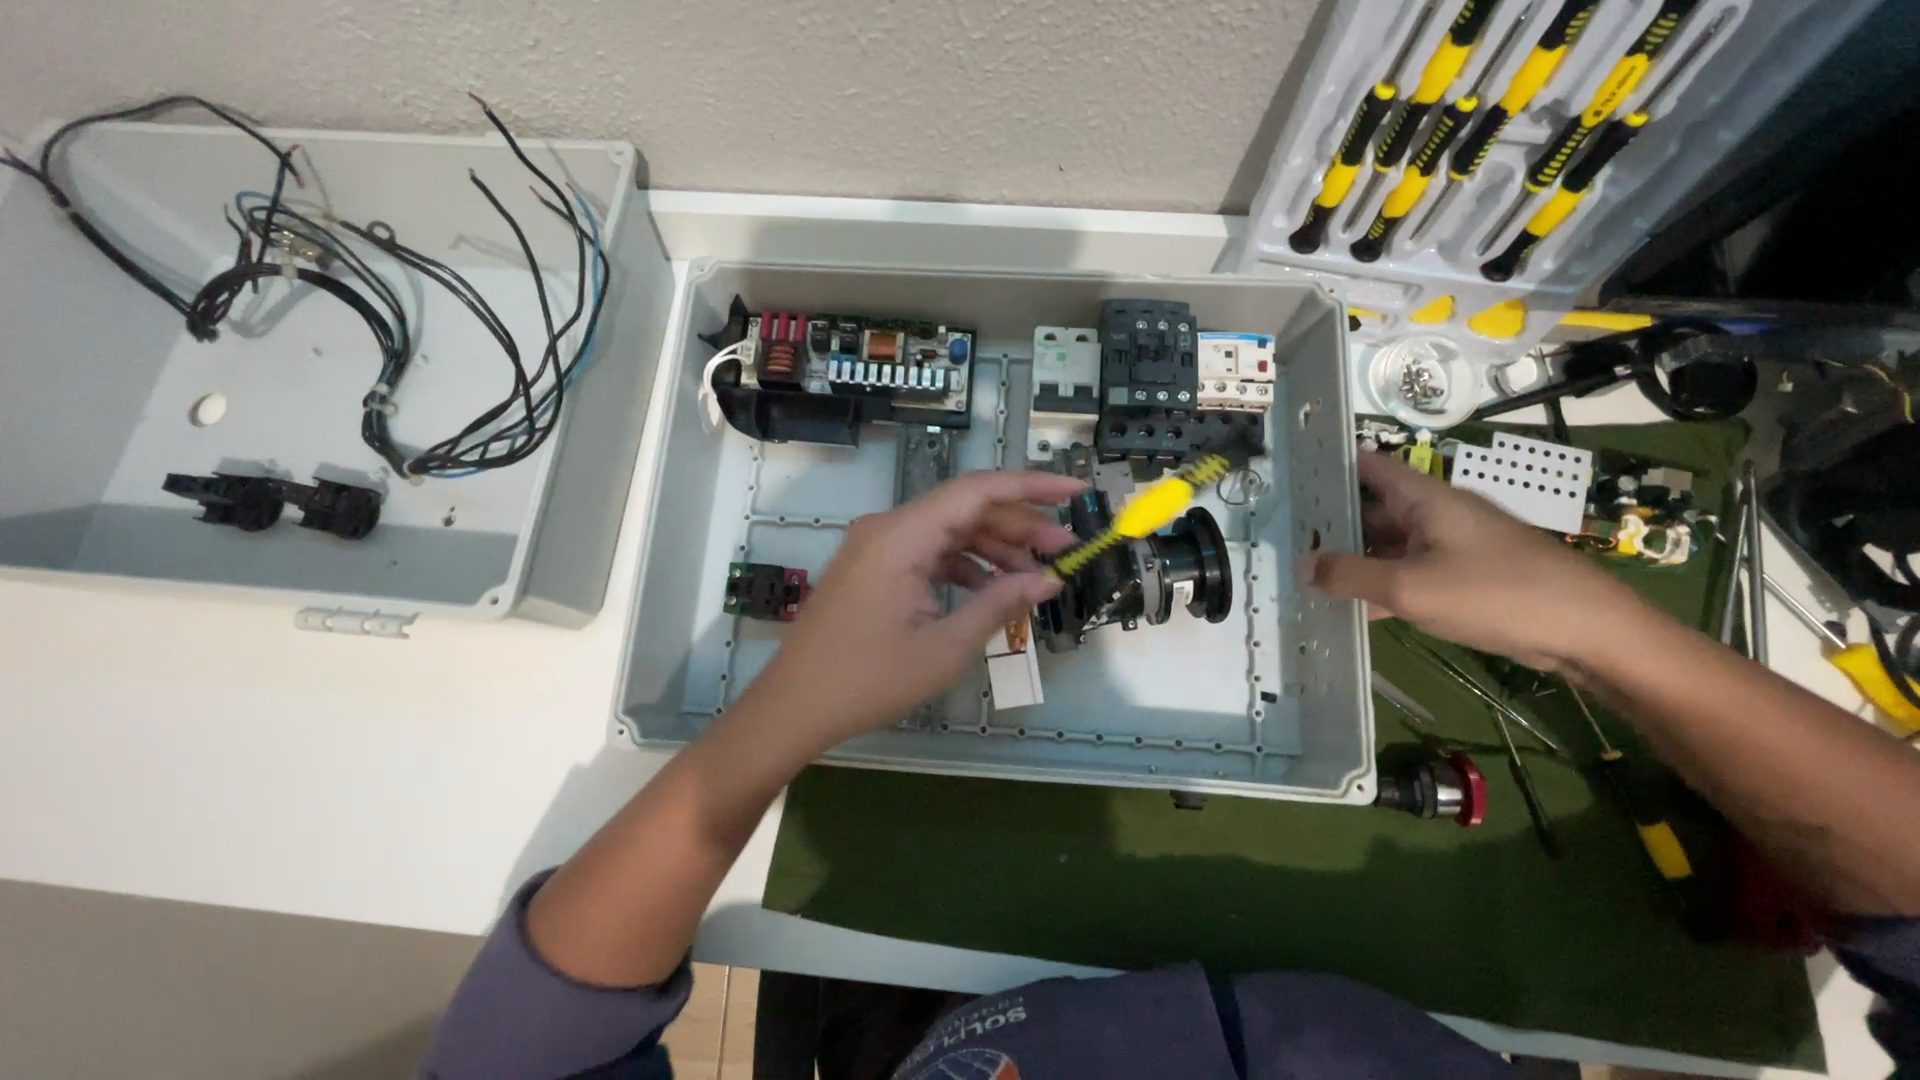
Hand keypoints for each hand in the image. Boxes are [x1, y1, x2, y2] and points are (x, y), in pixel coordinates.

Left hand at [737, 470, 1084, 747]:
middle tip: (1066, 547)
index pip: (977, 490)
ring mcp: (876, 547)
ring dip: (994, 547)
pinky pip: (928, 552)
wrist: (794, 707)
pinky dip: (964, 565)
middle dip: (1020, 525)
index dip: (1032, 486)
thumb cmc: (868, 680)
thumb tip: (1048, 580)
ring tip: (1037, 573)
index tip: (1077, 491)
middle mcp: (887, 528)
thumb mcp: (945, 647)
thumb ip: (1000, 604)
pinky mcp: (873, 568)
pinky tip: (992, 589)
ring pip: (949, 531)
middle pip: (965, 509)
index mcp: (901, 536)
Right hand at [1302, 452, 1645, 670]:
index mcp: (1426, 498)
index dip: (1332, 468)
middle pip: (1375, 510)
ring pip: (1392, 546)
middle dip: (1334, 524)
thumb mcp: (1409, 587)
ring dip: (1356, 560)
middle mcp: (1438, 514)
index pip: (1370, 467)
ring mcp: (1455, 546)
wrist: (1586, 629)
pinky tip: (1356, 609)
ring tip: (1308, 577)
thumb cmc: (1494, 593)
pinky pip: (1413, 573)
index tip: (1292, 479)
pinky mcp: (1468, 577)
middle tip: (1285, 541)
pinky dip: (1384, 585)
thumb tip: (1301, 566)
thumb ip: (1350, 576)